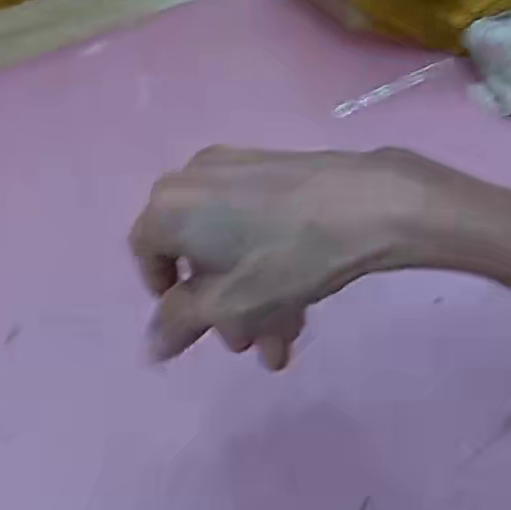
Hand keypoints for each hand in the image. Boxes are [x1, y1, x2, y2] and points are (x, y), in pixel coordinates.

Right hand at [129, 146, 472, 369]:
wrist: (365, 203)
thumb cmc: (285, 257)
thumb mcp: (229, 303)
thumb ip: (181, 323)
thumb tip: (152, 342)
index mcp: (171, 203)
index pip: (145, 253)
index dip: (164, 296)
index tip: (194, 325)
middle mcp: (195, 176)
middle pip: (193, 251)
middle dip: (218, 306)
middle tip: (246, 342)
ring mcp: (235, 167)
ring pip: (228, 240)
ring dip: (247, 294)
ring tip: (282, 336)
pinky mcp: (270, 166)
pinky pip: (251, 219)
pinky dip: (263, 260)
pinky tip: (298, 303)